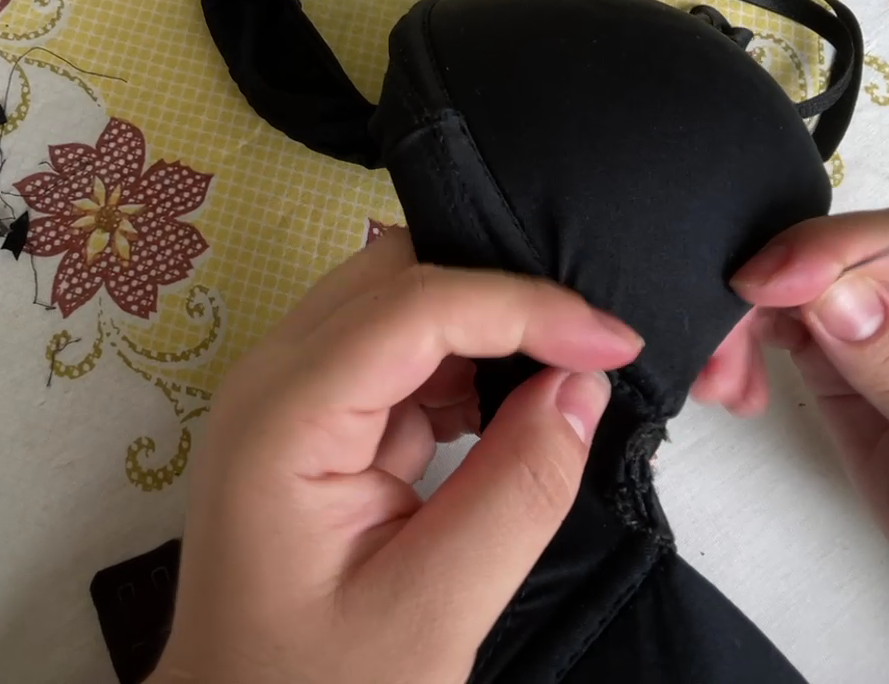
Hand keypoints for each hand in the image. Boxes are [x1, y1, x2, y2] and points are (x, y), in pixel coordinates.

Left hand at [152, 228, 642, 683]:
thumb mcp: (430, 613)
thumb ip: (515, 491)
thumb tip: (581, 386)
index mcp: (282, 414)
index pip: (413, 306)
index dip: (522, 306)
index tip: (613, 340)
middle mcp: (275, 375)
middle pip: (395, 275)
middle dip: (497, 296)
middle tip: (585, 344)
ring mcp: (291, 387)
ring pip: (399, 300)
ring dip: (482, 328)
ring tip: (558, 375)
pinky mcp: (317, 411)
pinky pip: (398, 351)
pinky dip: (461, 365)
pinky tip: (504, 409)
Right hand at [694, 206, 888, 683]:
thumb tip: (831, 296)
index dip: (842, 250)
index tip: (764, 285)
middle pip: (855, 254)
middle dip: (777, 286)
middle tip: (719, 342)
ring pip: (808, 285)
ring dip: (750, 320)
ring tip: (722, 379)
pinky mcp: (862, 364)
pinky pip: (790, 327)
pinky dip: (749, 346)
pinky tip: (735, 385)